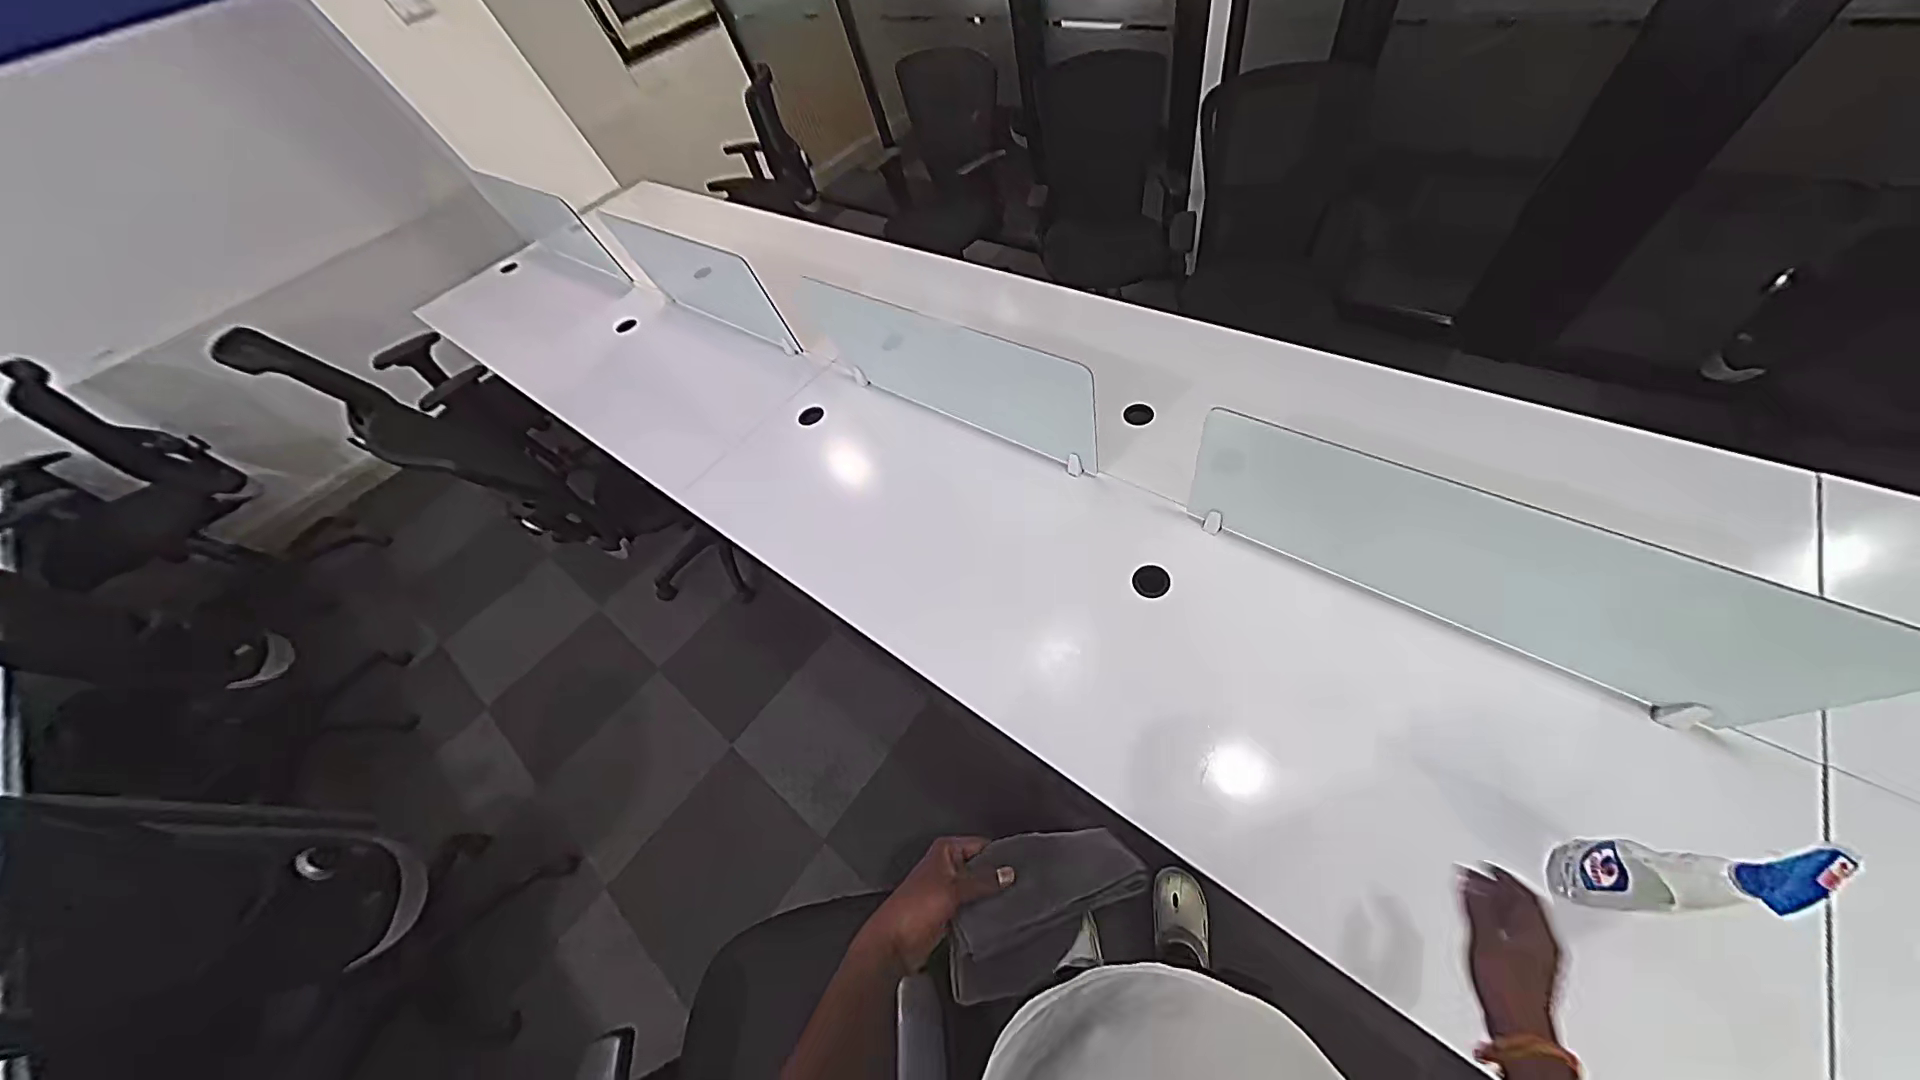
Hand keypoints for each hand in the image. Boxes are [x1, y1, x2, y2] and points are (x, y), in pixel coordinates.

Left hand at [861, 836, 1012, 972]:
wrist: (893, 946)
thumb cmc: (913, 910)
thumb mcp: (952, 890)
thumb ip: (982, 881)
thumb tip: (1007, 873)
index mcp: (945, 851)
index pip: (981, 845)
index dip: (999, 854)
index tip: (1020, 864)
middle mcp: (947, 866)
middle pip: (980, 867)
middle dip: (997, 877)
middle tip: (1020, 885)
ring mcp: (948, 889)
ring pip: (977, 888)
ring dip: (990, 896)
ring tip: (1014, 901)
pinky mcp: (949, 911)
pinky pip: (972, 906)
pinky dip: (983, 910)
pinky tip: (997, 916)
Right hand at [1460, 864, 1561, 1039]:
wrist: (1519, 1028)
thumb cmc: (1505, 986)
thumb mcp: (1484, 939)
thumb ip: (1477, 906)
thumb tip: (1470, 878)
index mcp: (1537, 932)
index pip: (1522, 894)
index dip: (1502, 876)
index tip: (1486, 866)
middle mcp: (1545, 943)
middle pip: (1527, 906)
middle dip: (1506, 888)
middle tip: (1487, 875)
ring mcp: (1542, 958)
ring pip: (1527, 920)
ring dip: (1507, 903)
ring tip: (1488, 893)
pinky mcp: (1535, 969)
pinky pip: (1525, 933)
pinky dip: (1509, 919)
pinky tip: (1496, 923)